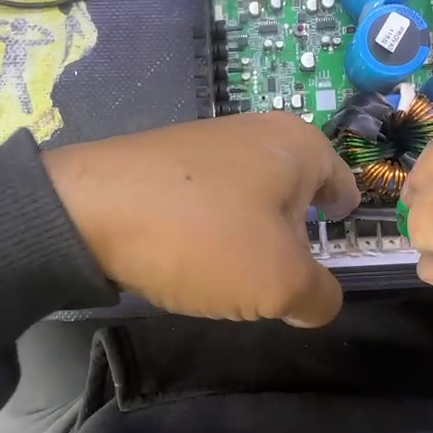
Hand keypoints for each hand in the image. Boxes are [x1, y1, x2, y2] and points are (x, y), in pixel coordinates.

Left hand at [44, 114, 359, 326]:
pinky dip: (207, 236)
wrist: (86, 213)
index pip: (346, 188)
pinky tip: (188, 261)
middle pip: (297, 201)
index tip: (329, 267)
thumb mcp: (281, 283)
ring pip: (251, 206)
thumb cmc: (204, 238)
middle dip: (291, 246)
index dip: (343, 232)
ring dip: (247, 244)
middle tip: (275, 284)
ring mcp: (207, 143)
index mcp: (300, 144)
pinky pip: (208, 207)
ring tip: (226, 278)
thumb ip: (320, 297)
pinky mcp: (167, 164)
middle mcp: (258, 131)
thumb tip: (319, 300)